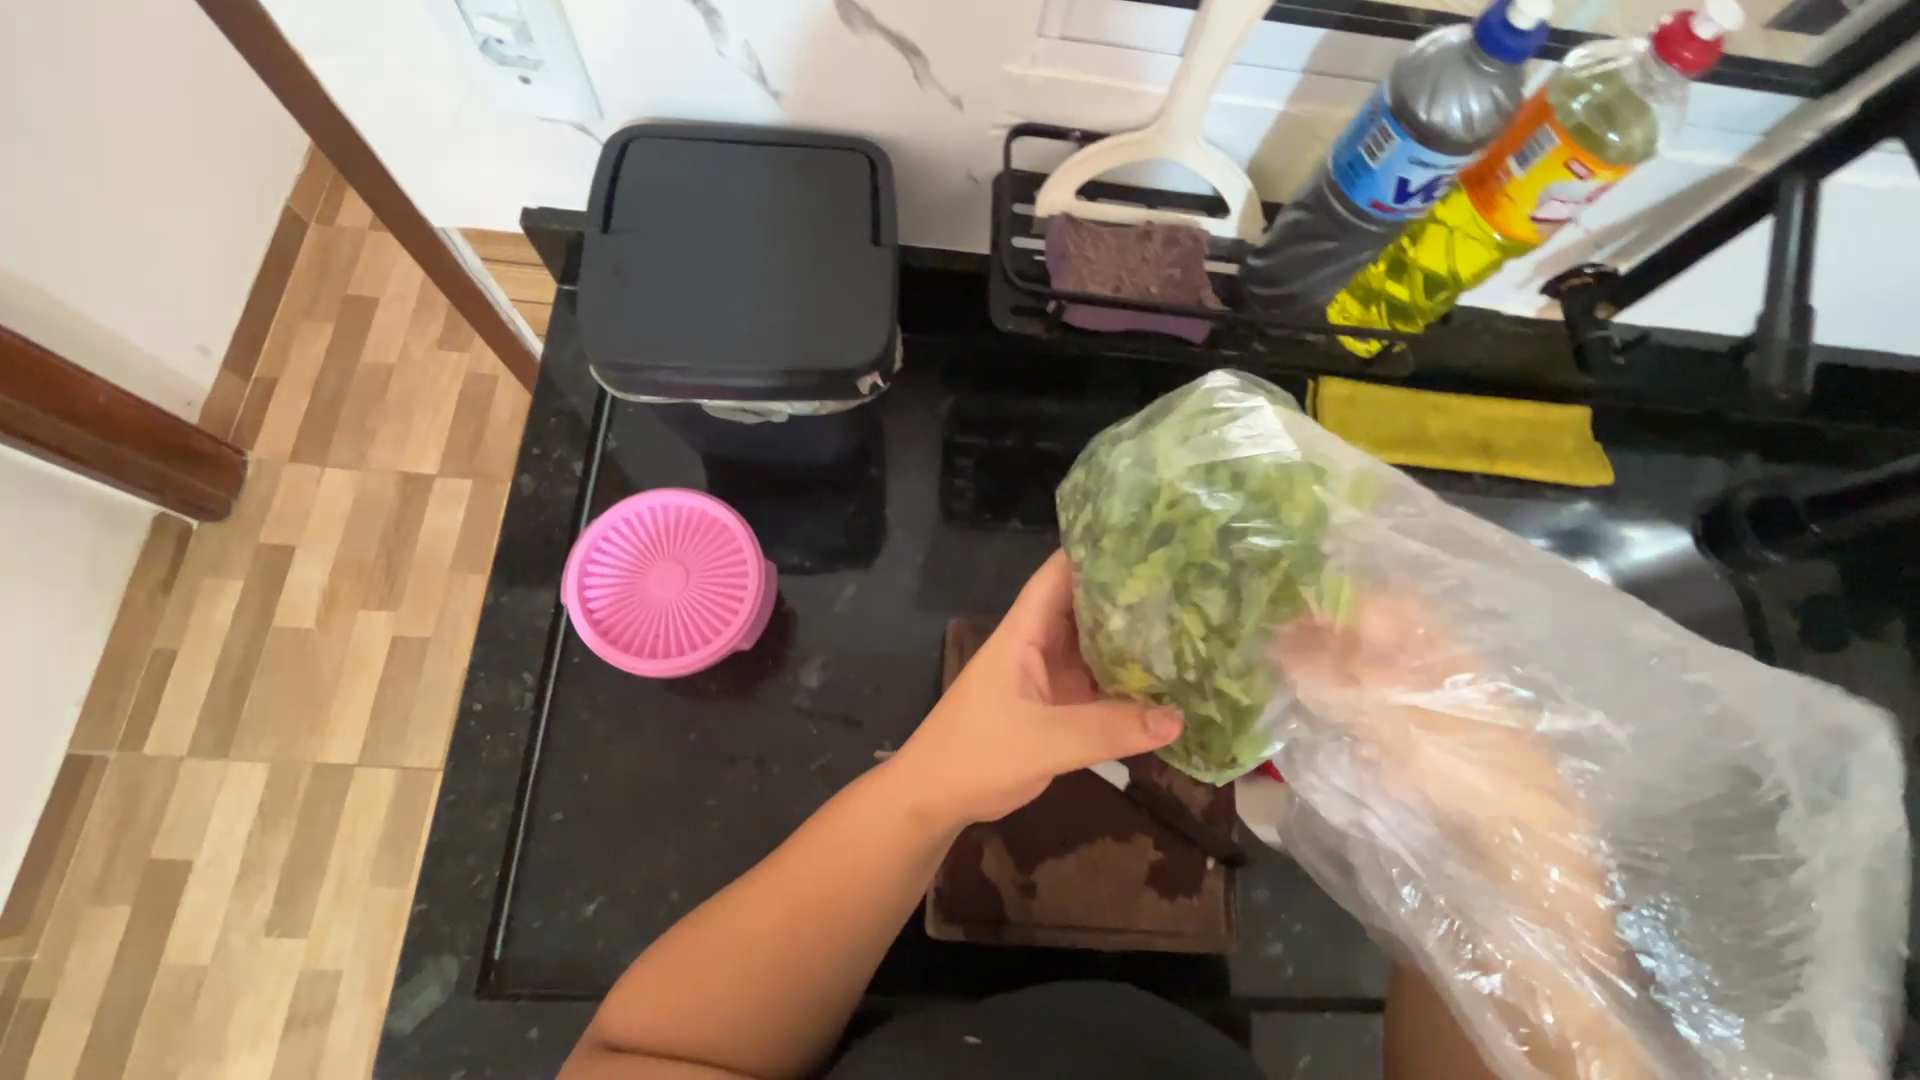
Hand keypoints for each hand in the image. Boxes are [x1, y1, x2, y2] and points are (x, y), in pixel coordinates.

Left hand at [889, 550, 1183, 826]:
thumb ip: (1107, 730)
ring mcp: (1048, 676)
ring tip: (1190, 624)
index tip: (1149, 539)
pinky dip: (1128, 683)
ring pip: (1096, 647)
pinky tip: (1167, 683)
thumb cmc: (976, 753)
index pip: (1060, 573)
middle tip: (1190, 582)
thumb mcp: (1042, 741)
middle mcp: (1039, 645)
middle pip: (1087, 606)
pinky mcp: (1057, 707)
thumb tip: (1179, 718)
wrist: (936, 797)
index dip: (1098, 550)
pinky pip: (1099, 685)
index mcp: (1025, 631)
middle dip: (1130, 593)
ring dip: (1133, 640)